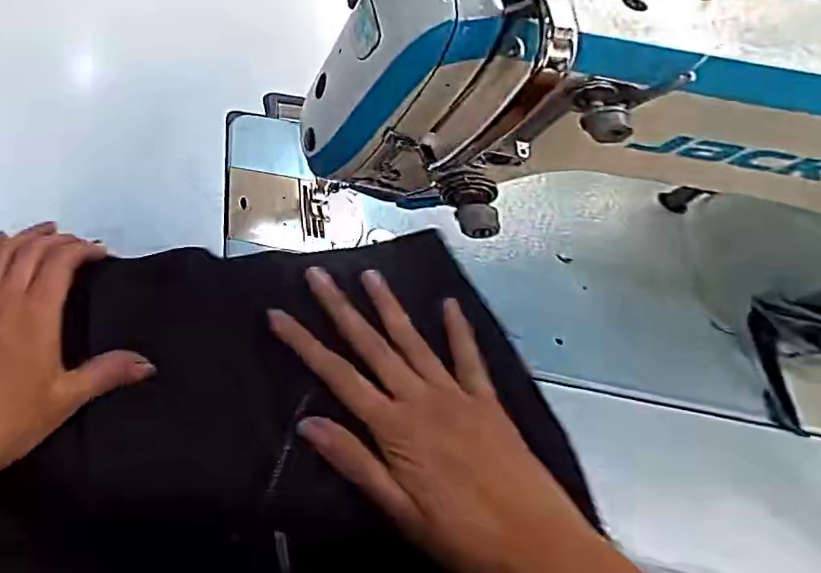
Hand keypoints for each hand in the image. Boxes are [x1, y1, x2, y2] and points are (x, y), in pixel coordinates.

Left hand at [0, 223, 155, 488]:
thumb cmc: (8, 421)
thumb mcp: (65, 400)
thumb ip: (106, 373)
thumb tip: (147, 365)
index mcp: (37, 312)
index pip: (62, 260)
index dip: (84, 248)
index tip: (101, 253)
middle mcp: (8, 297)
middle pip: (35, 248)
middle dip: (61, 239)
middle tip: (79, 244)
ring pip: (5, 251)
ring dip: (29, 235)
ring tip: (47, 231)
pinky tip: (0, 241)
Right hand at [269, 267, 632, 572]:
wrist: (541, 550)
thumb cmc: (466, 539)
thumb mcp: (401, 513)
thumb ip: (355, 463)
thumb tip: (308, 426)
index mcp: (395, 427)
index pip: (338, 375)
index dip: (304, 343)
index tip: (279, 316)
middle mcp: (421, 399)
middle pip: (370, 345)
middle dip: (339, 308)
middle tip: (318, 276)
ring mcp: (455, 395)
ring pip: (412, 340)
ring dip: (388, 306)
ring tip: (370, 275)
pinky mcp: (487, 401)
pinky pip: (468, 358)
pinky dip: (459, 330)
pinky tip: (450, 305)